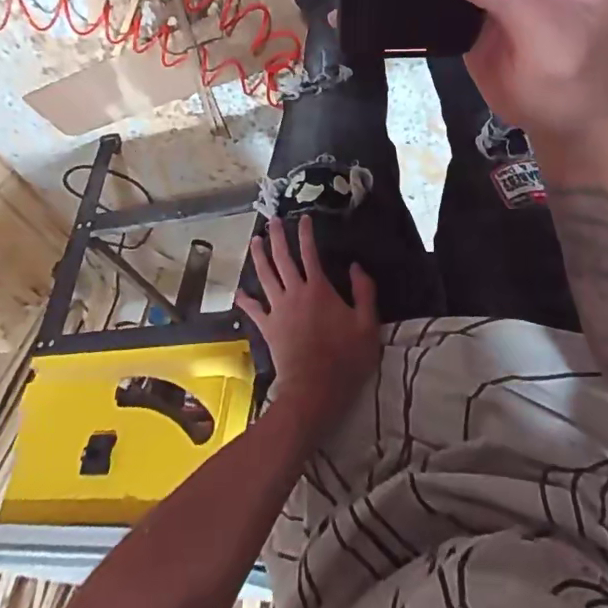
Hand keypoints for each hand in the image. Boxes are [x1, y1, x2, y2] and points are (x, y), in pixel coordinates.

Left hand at [236, 216, 378, 430]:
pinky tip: (239, 292)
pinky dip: (245, 300)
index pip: (311, 253)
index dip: (306, 234)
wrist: (315, 388)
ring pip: (265, 276)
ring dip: (259, 257)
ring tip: (255, 241)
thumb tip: (356, 266)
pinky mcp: (268, 327)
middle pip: (282, 259)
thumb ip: (364, 292)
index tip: (303, 218)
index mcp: (319, 289)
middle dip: (277, 237)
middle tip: (272, 220)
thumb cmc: (346, 358)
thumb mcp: (367, 324)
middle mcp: (295, 293)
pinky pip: (253, 310)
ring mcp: (278, 309)